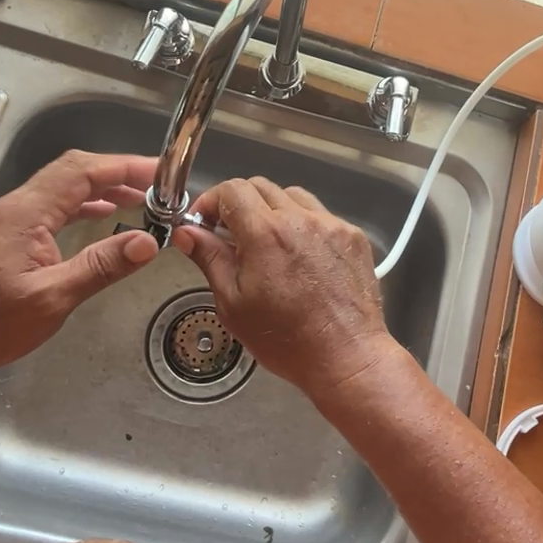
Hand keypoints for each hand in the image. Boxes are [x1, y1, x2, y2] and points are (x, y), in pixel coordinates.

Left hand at [0, 151, 160, 378]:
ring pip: (64, 187)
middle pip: (74, 171)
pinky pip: (55, 206)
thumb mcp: (52, 299)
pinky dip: (86, 204)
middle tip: (159, 185)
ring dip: (104, 187)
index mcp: (25, 214)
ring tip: (142, 199)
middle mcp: (16, 207)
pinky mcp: (9, 236)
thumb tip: (148, 242)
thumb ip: (101, 266)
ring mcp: (10, 220)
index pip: (83, 172)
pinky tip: (104, 216)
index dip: (126, 167)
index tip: (161, 174)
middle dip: (119, 172)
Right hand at [172, 178, 403, 403]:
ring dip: (274, 211)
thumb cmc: (286, 340)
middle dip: (240, 204)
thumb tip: (188, 232)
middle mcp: (301, 219)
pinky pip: (322, 217)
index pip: (232, 189)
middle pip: (262, 187)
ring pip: (294, 197)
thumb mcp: (233, 304)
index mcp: (266, 233)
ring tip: (268, 245)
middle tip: (231, 234)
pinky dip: (304, 226)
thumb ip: (210, 259)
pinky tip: (301, 257)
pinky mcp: (353, 237)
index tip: (205, 223)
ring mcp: (332, 226)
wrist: (346, 356)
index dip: (211, 202)